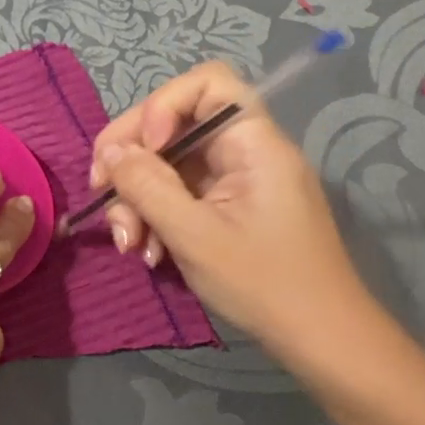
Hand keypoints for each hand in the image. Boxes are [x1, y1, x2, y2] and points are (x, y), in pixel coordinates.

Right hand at [88, 62, 371, 346]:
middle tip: (102, 194)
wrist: (321, 341)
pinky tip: (146, 251)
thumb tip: (110, 152)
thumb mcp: (192, 234)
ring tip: (129, 244)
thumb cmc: (264, 283)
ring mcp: (234, 181)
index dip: (162, 105)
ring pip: (165, 164)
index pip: (207, 83)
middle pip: (171, 125)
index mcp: (254, 145)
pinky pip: (175, 193)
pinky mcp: (224, 207)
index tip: (142, 148)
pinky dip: (152, 217)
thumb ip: (145, 185)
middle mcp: (244, 153)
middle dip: (130, 159)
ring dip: (135, 198)